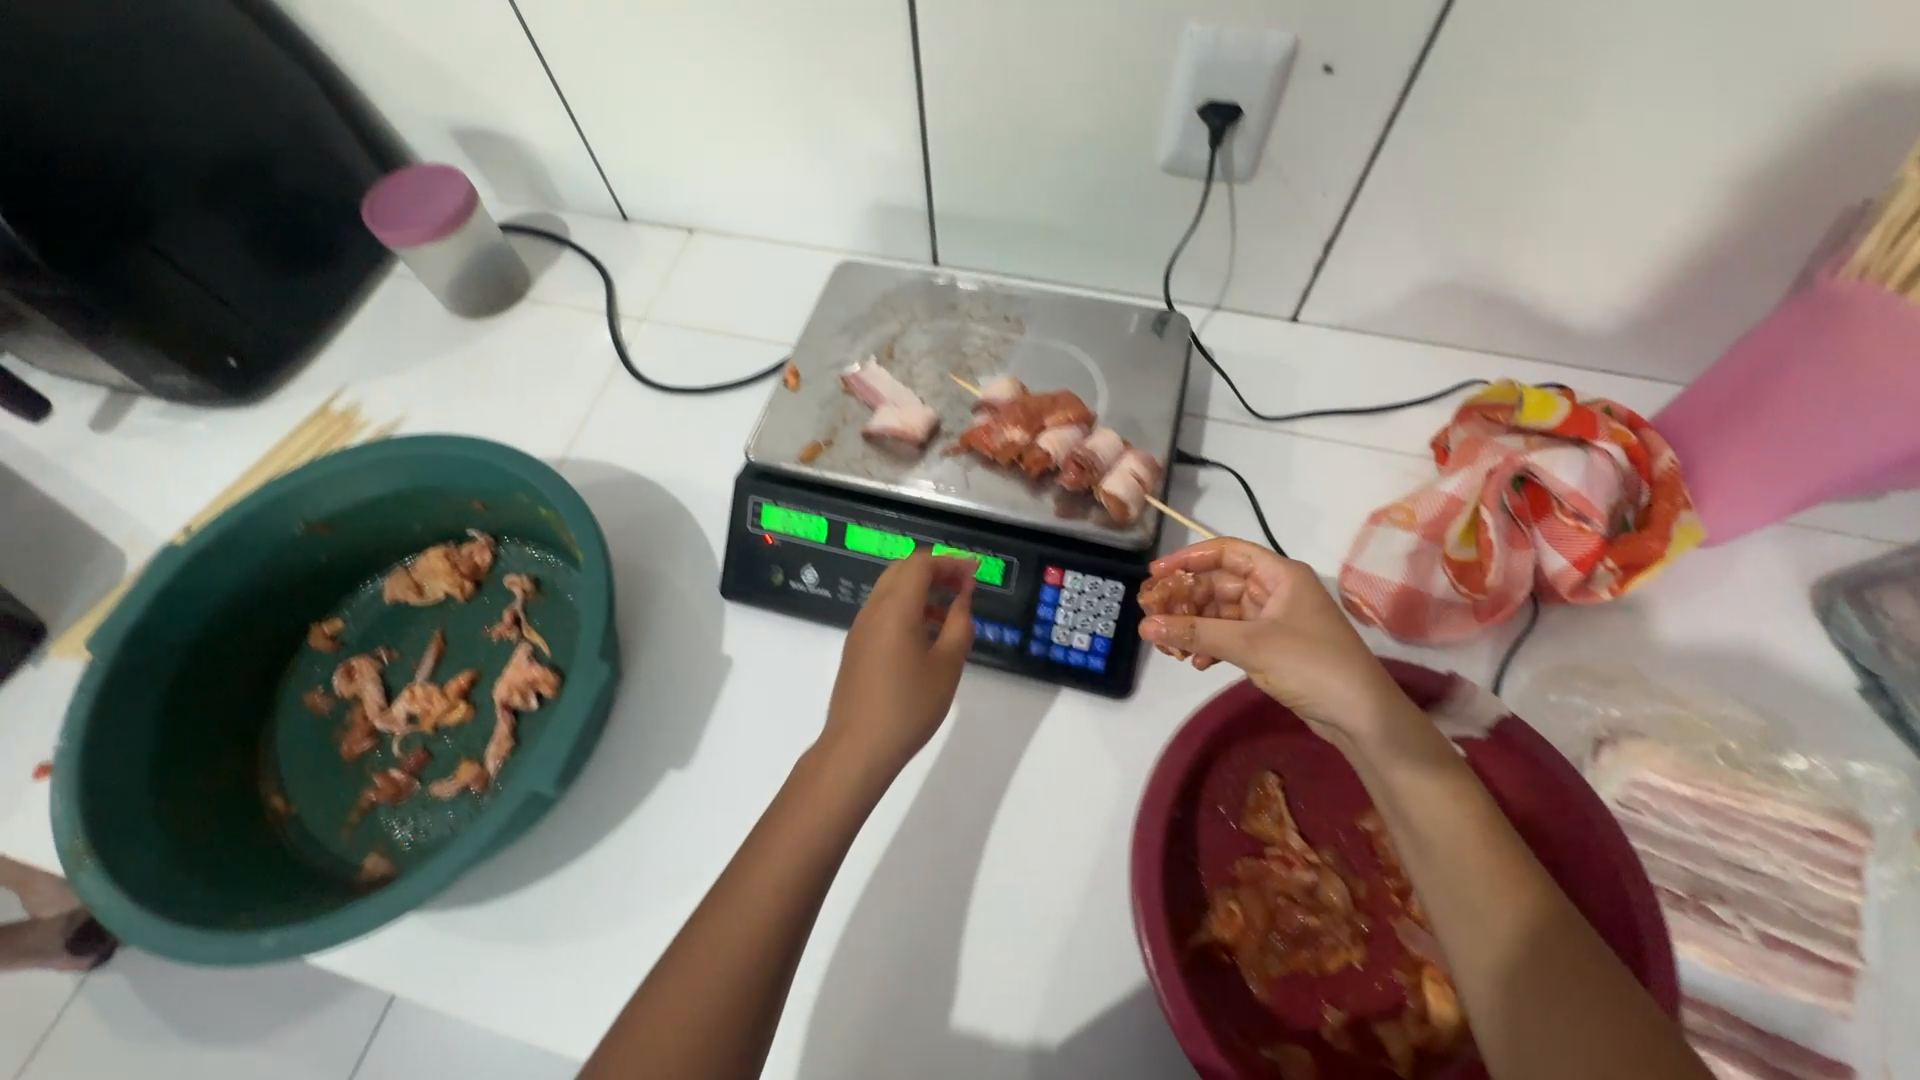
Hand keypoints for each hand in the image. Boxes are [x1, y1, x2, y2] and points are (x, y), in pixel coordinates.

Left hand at [822, 552, 976, 778]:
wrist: (858, 747)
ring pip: (890, 592)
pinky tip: (927, 638)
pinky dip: (907, 610)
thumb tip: (963, 598)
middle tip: (963, 587)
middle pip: (902, 571)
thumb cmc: (909, 707)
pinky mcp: (856, 648)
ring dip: (921, 592)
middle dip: (935, 572)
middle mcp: (873, 610)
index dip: (950, 562)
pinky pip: (882, 613)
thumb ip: (960, 625)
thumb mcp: (947, 666)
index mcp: (895, 608)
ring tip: (950, 616)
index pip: (920, 564)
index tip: (975, 573)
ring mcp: (860, 629)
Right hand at [1138, 538, 1413, 746]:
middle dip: (1186, 601)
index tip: (1155, 574)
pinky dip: (1212, 647)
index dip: (1189, 559)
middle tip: (1152, 618)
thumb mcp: (1250, 646)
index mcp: (1280, 574)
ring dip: (1195, 628)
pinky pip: (1231, 637)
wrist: (1361, 715)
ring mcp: (1274, 620)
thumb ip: (1195, 633)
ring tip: (1171, 649)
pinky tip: (1197, 664)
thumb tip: (1145, 626)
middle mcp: (1276, 591)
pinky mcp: (1273, 648)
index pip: (1226, 552)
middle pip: (1219, 584)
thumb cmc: (1311, 665)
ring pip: (1221, 613)